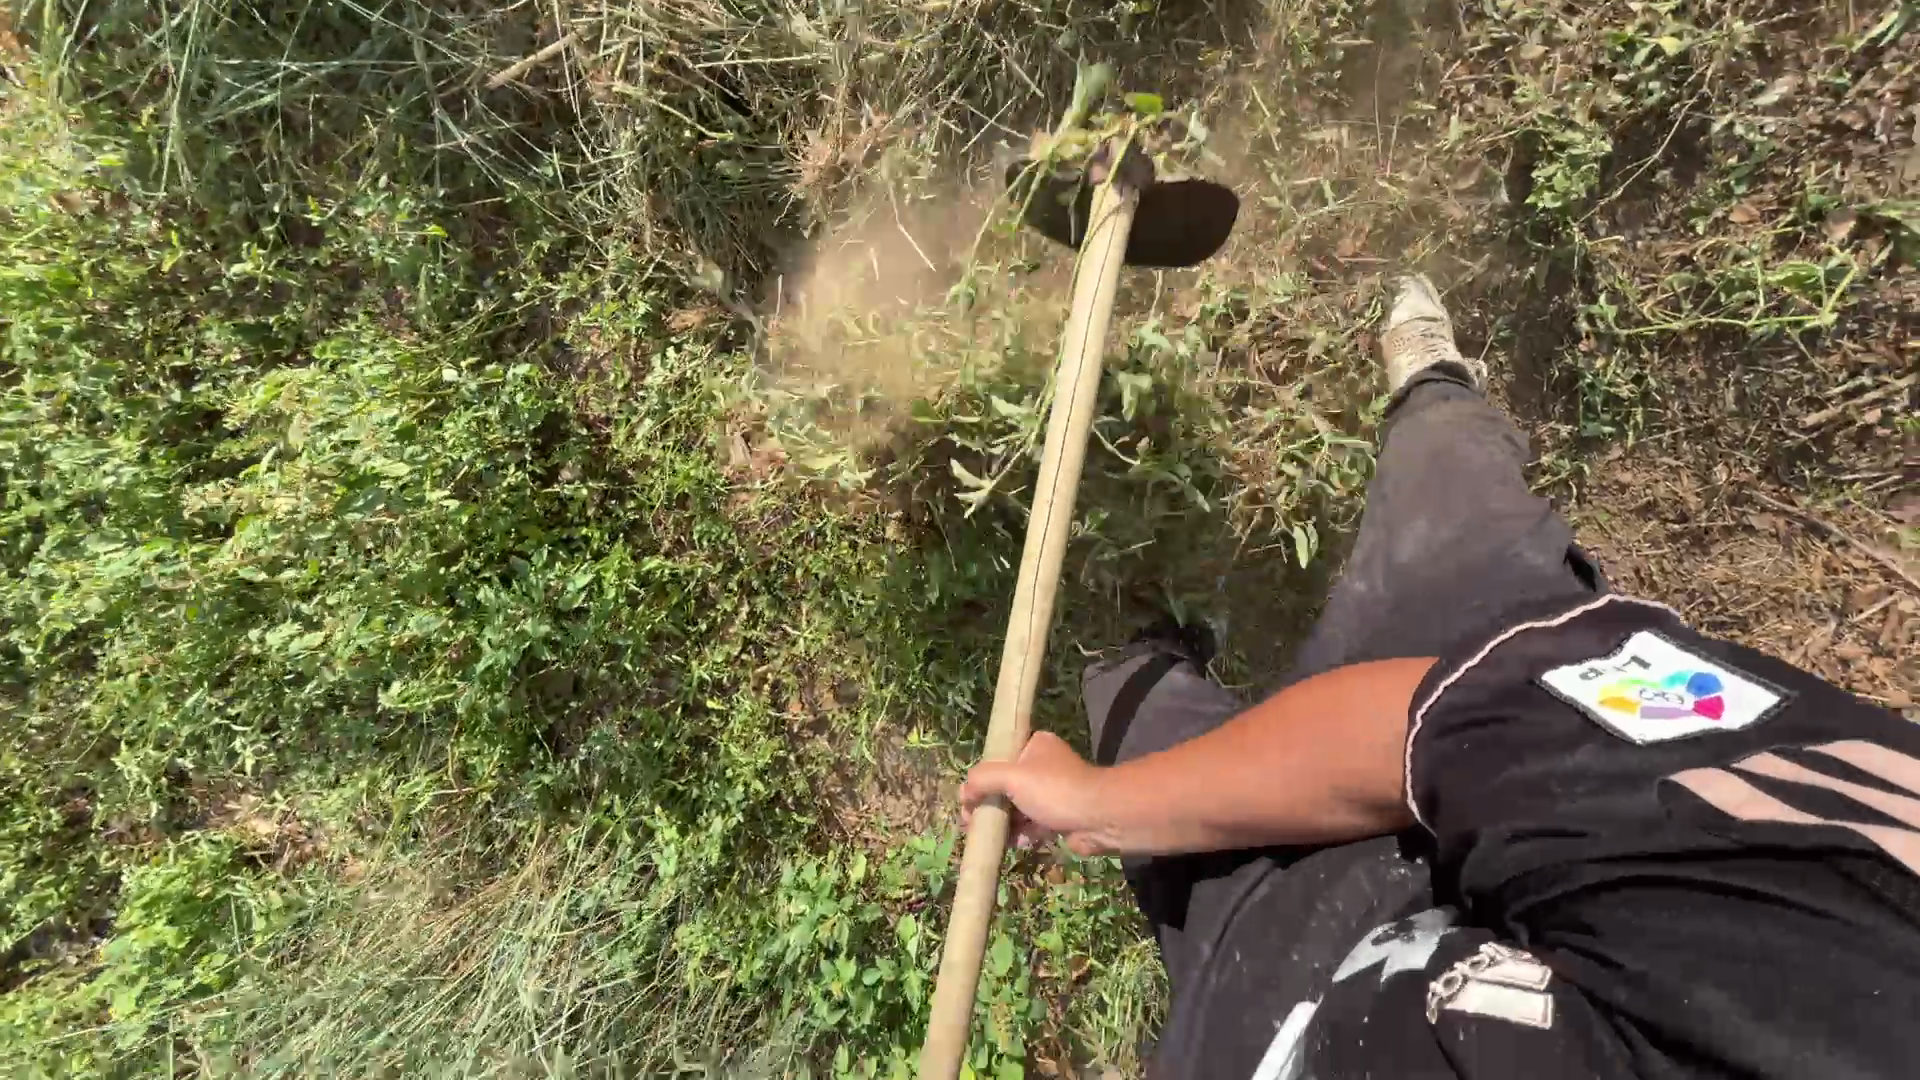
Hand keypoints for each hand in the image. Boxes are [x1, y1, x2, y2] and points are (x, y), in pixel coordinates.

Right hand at [959, 732, 1115, 855]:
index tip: (967, 800)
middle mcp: (1044, 766)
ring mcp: (1052, 793)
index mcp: (1035, 746)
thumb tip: (963, 792)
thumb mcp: (1012, 777)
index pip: (1000, 759)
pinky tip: (1015, 843)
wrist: (1099, 818)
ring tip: (990, 837)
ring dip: (1004, 823)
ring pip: (1018, 807)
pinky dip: (1022, 834)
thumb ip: (983, 779)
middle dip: (989, 806)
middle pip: (1006, 785)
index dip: (981, 779)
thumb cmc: (1054, 790)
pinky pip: (1032, 824)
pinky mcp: (1059, 817)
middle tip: (971, 823)